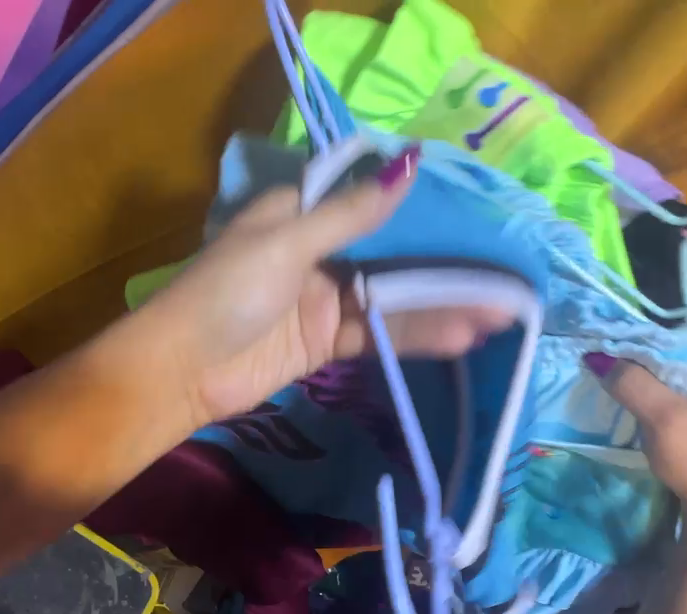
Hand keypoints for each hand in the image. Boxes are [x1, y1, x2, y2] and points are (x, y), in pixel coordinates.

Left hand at [127, 148, 516, 426]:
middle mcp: (313, 252)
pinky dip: (413, 334)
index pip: (367, 197)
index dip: (419, 202)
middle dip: (443, 260)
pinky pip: (374, 334)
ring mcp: (319, 300)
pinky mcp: (319, 344)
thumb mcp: (287, 244)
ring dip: (439, 303)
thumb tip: (410, 167)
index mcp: (297, 213)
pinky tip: (460, 334)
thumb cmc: (225, 294)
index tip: (477, 205)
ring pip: (389, 296)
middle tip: (506, 268)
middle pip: (388, 250)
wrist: (180, 373)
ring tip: (500, 310)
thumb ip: (349, 214)